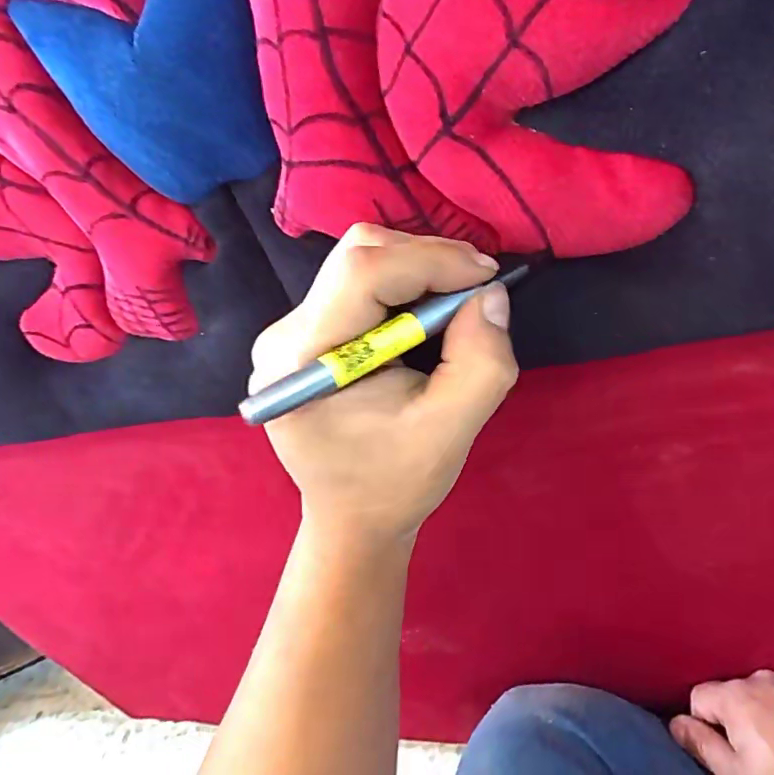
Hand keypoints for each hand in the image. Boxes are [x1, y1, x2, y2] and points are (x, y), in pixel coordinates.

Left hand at [249, 224, 518, 544]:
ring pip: (357, 260)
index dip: (431, 260)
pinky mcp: (303, 330)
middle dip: (426, 257)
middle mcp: (283, 334)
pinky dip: (401, 280)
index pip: (362, 273)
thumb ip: (481, 361)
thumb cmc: (394, 484)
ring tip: (455, 296)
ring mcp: (287, 330)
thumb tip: (489, 293)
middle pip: (357, 255)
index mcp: (304, 360)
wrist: (350, 519)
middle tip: (476, 284)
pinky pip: (355, 280)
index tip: (487, 274)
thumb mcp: (451, 431)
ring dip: (415, 265)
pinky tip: (425, 309)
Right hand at [670, 671, 773, 774]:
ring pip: (764, 702)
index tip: (723, 759)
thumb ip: (702, 746)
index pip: (698, 698)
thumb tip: (678, 725)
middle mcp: (764, 681)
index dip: (704, 730)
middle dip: (736, 726)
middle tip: (756, 767)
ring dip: (766, 726)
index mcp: (737, 695)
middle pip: (732, 697)